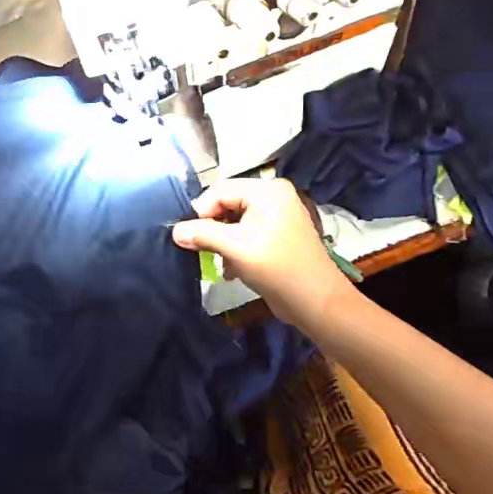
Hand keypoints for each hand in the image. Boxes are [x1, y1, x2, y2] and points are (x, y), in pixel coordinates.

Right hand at [172, 178, 354, 322]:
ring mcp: (276, 214)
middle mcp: (272, 195)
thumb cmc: (278, 269)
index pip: (219, 191)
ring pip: (232, 220)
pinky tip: (232, 269)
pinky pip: (244, 232)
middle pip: (225, 204)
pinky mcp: (276, 233)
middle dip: (211, 229)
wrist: (318, 303)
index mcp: (267, 190)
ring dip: (221, 241)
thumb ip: (202, 235)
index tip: (188, 238)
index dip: (200, 213)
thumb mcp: (235, 248)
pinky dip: (234, 248)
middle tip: (202, 251)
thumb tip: (174, 231)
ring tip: (219, 262)